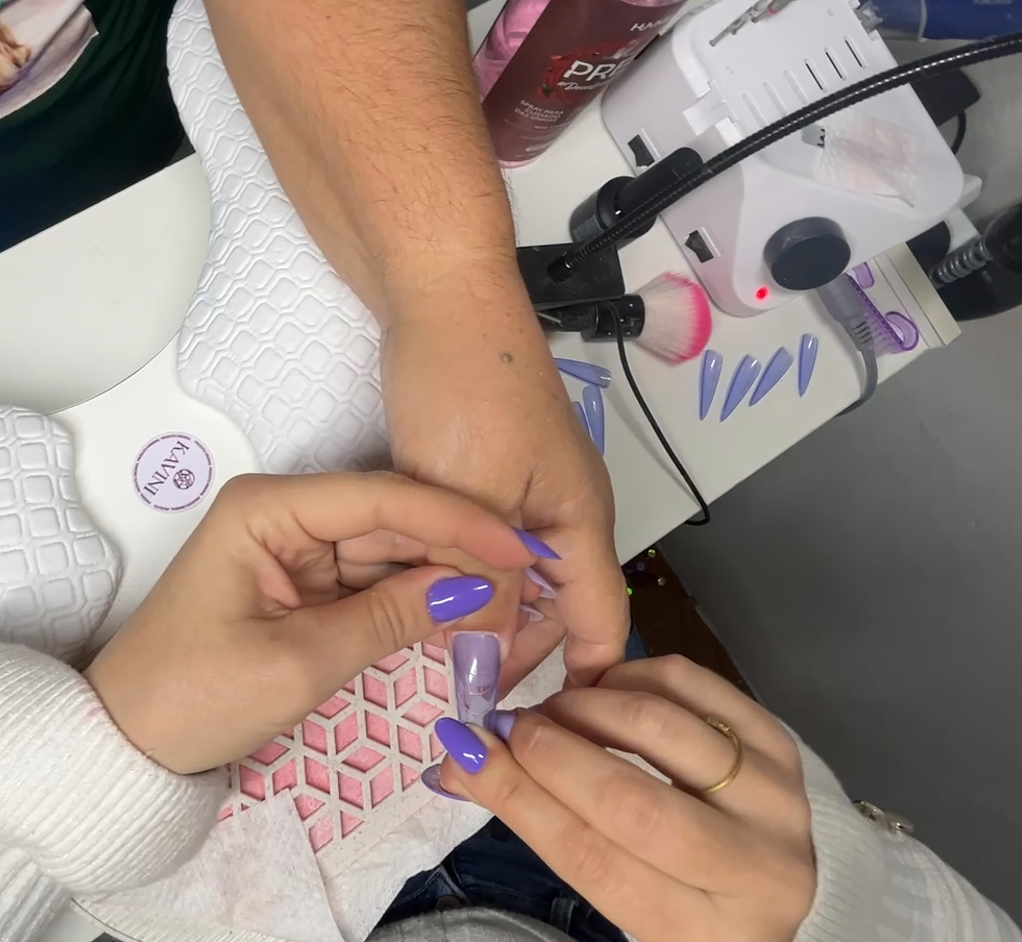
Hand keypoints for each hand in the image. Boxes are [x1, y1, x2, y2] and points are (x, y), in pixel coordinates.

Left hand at [84, 471, 539, 773]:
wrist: (129, 746)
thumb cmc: (196, 699)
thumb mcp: (298, 662)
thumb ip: (389, 617)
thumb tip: (473, 587)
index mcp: (269, 507)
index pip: (379, 498)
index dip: (455, 519)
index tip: (520, 545)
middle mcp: (285, 511)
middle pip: (388, 518)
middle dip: (455, 550)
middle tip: (528, 582)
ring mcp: (295, 545)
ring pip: (386, 548)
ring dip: (441, 573)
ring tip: (509, 598)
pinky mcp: (302, 580)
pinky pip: (369, 578)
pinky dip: (412, 596)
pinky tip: (460, 608)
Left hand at [380, 284, 625, 686]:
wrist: (439, 299)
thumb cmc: (465, 392)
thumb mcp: (474, 495)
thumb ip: (487, 579)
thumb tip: (489, 658)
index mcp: (578, 517)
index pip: (597, 615)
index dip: (577, 672)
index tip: (539, 722)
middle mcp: (559, 506)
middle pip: (555, 599)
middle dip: (516, 643)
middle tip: (467, 688)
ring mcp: (521, 484)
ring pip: (512, 570)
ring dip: (482, 606)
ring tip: (439, 648)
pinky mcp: (483, 468)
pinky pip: (481, 538)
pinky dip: (459, 567)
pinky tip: (424, 588)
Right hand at [435, 656, 817, 940]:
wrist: (792, 885)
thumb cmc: (685, 896)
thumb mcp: (620, 887)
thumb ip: (540, 821)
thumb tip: (455, 757)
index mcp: (699, 933)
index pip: (594, 862)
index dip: (520, 799)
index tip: (465, 748)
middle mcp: (753, 874)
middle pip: (633, 804)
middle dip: (551, 752)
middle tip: (509, 724)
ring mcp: (776, 800)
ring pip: (660, 729)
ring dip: (587, 707)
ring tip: (558, 711)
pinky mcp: (777, 739)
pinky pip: (687, 682)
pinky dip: (630, 676)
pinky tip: (607, 692)